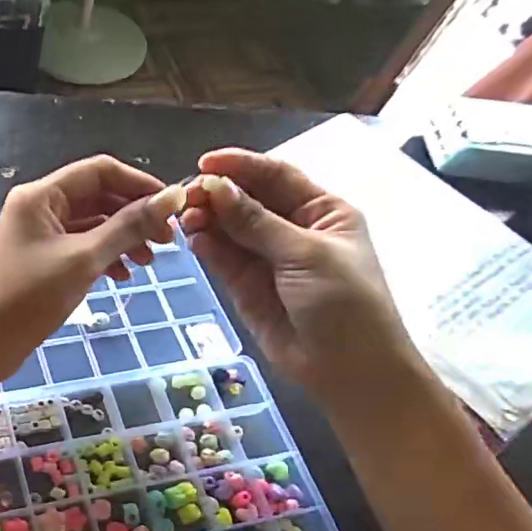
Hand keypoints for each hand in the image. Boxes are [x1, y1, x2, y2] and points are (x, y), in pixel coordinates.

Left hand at [0, 156, 186, 383]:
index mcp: (41, 195)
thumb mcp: (84, 260)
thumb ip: (128, 227)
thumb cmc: (29, 299)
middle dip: (134, 216)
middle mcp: (38, 208)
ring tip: (148, 262)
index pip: (100, 171)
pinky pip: (80, 249)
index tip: (172, 206)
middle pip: (98, 198)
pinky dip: (104, 258)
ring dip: (122, 240)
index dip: (140, 184)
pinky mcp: (41, 262)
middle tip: (166, 242)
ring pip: (92, 226)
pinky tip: (123, 275)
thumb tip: (172, 197)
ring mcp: (39, 236)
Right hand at [178, 149, 417, 395]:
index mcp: (321, 211)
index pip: (276, 177)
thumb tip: (215, 188)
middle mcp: (293, 230)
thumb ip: (256, 223)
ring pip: (231, 231)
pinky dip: (208, 248)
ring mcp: (268, 260)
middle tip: (185, 197)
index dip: (240, 167)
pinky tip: (193, 238)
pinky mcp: (248, 288)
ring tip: (184, 217)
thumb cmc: (344, 301)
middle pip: (249, 202)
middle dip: (218, 196)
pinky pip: (225, 260)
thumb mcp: (305, 254)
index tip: (205, 163)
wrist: (347, 367)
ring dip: (208, 221)